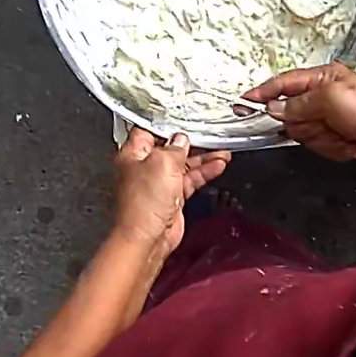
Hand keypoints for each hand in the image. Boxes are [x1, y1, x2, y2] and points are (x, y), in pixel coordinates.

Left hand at [112, 129, 231, 255]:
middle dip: (190, 141)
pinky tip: (218, 165)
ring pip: (182, 164)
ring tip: (222, 149)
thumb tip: (181, 139)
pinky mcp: (171, 196)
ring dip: (202, 156)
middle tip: (209, 133)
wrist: (147, 238)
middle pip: (169, 147)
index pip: (148, 130)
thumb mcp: (162, 163)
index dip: (167, 124)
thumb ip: (174, 147)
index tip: (185, 118)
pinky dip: (204, 172)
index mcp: (132, 154)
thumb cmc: (144, 204)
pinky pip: (189, 179)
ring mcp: (157, 182)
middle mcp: (143, 167)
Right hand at [243, 63, 355, 166]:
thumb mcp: (329, 99)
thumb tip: (274, 108)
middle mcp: (322, 96)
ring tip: (342, 133)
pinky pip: (317, 145)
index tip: (244, 102)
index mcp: (321, 78)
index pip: (282, 84)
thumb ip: (296, 104)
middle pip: (289, 114)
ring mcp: (329, 117)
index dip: (262, 94)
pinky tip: (348, 142)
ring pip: (302, 133)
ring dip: (320, 137)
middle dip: (304, 123)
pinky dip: (331, 148)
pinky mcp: (336, 136)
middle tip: (323, 122)